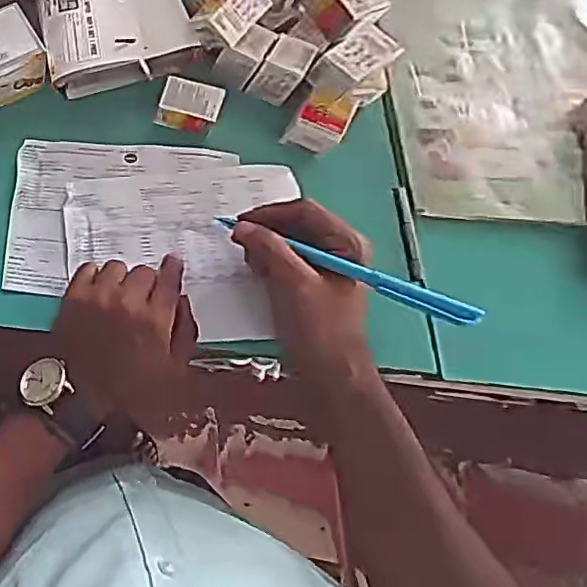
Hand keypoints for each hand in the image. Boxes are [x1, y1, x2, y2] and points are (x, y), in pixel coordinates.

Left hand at [52, 255, 197, 420]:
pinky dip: (96, 276)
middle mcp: (128, 302)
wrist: (80, 395)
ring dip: (121, 278)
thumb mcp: (171, 370)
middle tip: (142, 297)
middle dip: (147, 283)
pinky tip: (98, 291)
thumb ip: (185, 333)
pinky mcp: (75, 296)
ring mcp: (99, 296)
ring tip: (118, 295)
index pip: (170, 279)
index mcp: (155, 320)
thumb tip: (183, 303)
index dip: (173, 268)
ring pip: (117, 267)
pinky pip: (89, 268)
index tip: (173, 263)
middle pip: (145, 272)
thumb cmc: (126, 389)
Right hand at [230, 200, 375, 391]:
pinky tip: (257, 272)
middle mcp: (340, 250)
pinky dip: (268, 261)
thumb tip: (243, 227)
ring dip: (265, 246)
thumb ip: (269, 249)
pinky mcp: (312, 283)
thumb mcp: (292, 284)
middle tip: (239, 239)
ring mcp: (326, 267)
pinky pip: (286, 260)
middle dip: (266, 230)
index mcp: (347, 244)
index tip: (240, 222)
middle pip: (296, 224)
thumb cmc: (319, 329)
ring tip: (248, 259)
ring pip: (289, 242)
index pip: (305, 211)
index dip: (269, 213)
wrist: (331, 375)